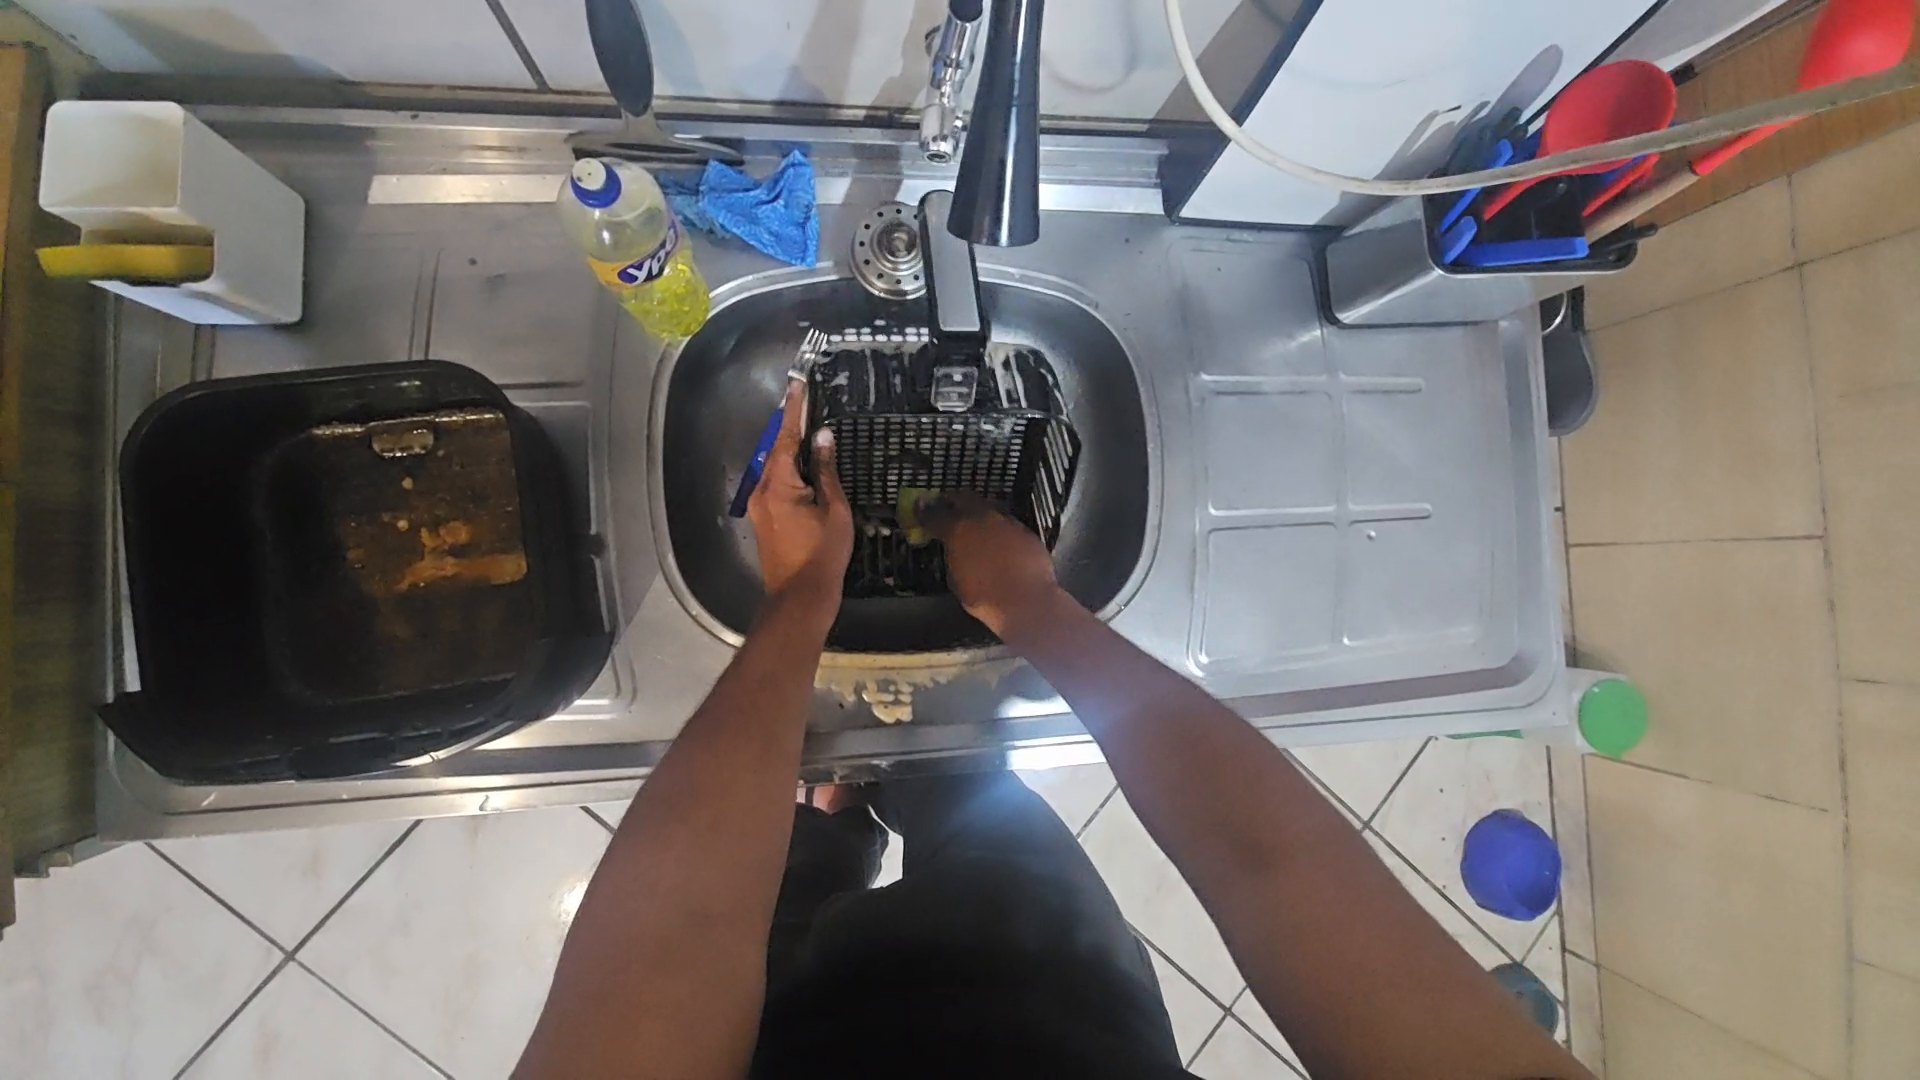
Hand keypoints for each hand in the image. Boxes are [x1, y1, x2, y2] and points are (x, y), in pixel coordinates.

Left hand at [748, 380, 852, 626]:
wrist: (800, 596)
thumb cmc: (823, 554)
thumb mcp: (834, 510)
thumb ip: (827, 471)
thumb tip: (823, 436)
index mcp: (779, 485)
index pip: (787, 438)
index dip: (795, 410)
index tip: (797, 384)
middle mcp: (761, 491)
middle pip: (776, 450)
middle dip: (790, 426)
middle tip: (804, 401)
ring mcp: (758, 506)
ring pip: (774, 467)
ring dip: (789, 448)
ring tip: (806, 427)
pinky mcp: (762, 519)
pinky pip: (774, 483)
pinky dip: (788, 468)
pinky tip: (802, 464)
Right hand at [915, 492, 1070, 639]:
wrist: (1027, 601)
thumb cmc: (985, 597)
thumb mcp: (956, 579)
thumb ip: (953, 556)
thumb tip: (954, 550)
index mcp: (957, 530)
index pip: (934, 514)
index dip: (924, 511)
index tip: (920, 509)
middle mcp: (982, 518)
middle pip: (963, 497)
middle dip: (952, 500)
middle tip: (946, 506)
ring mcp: (1007, 522)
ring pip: (988, 506)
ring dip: (978, 511)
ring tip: (974, 522)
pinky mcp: (1026, 531)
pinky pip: (1007, 522)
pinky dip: (998, 527)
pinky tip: (999, 540)